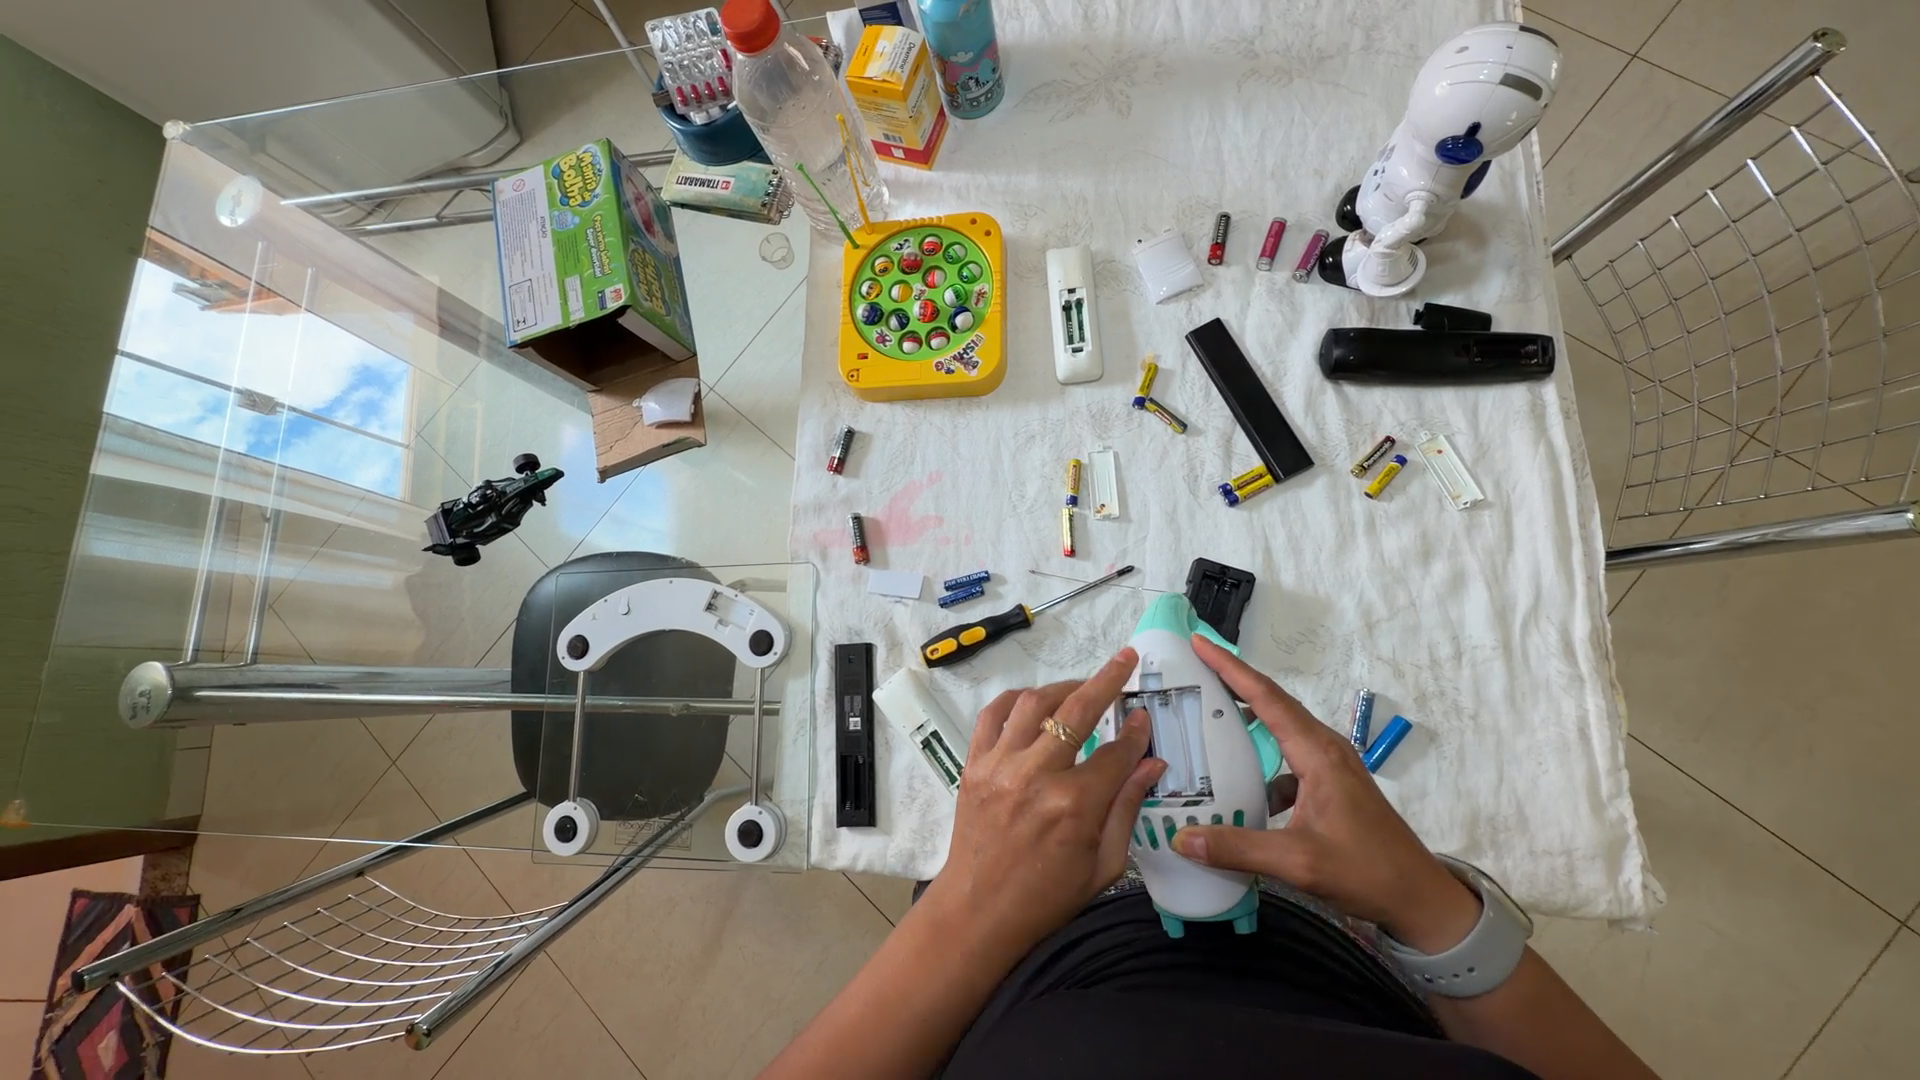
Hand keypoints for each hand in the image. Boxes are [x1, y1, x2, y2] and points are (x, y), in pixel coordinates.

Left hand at [923, 648, 1165, 955]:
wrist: (978, 910)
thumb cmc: (1048, 896)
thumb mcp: (1104, 863)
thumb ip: (1127, 806)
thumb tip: (1153, 762)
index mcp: (1074, 805)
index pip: (1116, 752)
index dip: (1136, 731)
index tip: (1146, 716)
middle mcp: (1036, 775)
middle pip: (1077, 710)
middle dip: (1107, 680)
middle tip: (1126, 660)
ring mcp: (999, 765)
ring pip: (1034, 703)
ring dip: (1063, 687)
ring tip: (1082, 687)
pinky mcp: (973, 763)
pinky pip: (992, 714)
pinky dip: (1014, 699)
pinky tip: (1033, 699)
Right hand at [1171, 636, 1481, 952]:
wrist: (1420, 900)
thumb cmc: (1366, 872)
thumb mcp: (1298, 862)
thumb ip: (1238, 848)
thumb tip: (1182, 839)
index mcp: (1319, 753)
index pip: (1268, 698)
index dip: (1231, 669)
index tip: (1200, 644)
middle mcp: (1325, 749)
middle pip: (1273, 703)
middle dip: (1233, 682)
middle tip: (1193, 669)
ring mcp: (1331, 767)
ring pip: (1280, 730)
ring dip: (1245, 719)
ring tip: (1207, 715)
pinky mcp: (1331, 786)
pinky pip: (1286, 758)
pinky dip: (1259, 759)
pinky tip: (1237, 782)